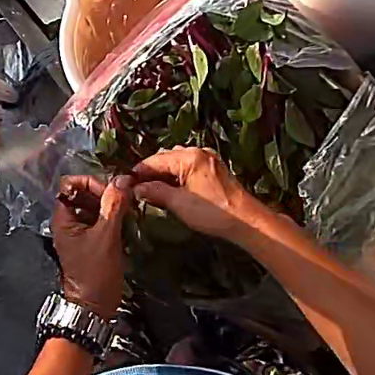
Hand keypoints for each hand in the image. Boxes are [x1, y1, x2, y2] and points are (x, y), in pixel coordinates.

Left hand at [52, 175, 129, 317]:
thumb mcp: (106, 237)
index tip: (111, 191)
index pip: (70, 185)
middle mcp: (67, 222)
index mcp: (62, 218)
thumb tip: (123, 179)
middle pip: (82, 194)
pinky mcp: (90, 240)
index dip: (90, 183)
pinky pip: (99, 220)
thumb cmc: (95, 272)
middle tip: (125, 198)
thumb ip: (113, 207)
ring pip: (92, 207)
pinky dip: (112, 216)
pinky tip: (128, 218)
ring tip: (129, 207)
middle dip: (103, 192)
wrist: (95, 306)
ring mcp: (78, 231)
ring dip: (110, 204)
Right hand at [130, 148, 272, 240]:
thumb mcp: (178, 203)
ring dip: (162, 175)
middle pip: (164, 158)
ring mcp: (208, 160)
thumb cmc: (213, 212)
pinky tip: (168, 189)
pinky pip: (186, 167)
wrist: (248, 222)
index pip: (154, 160)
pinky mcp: (213, 169)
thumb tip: (136, 188)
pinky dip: (175, 177)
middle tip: (136, 189)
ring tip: (150, 191)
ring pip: (175, 163)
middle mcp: (199, 152)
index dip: (138, 173)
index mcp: (190, 157)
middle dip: (150, 173)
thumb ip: (154, 192)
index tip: (126, 184)